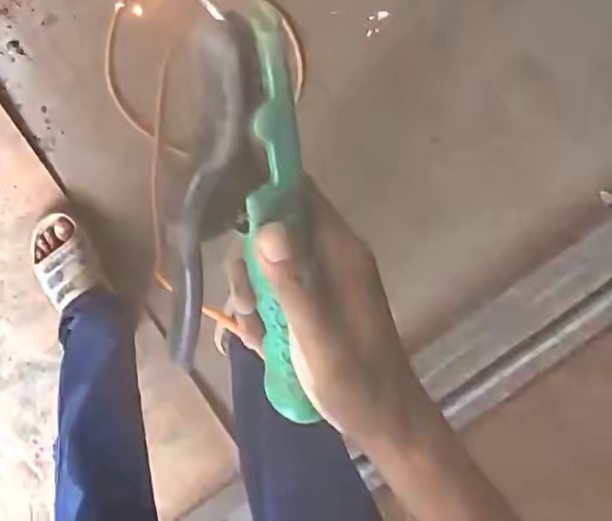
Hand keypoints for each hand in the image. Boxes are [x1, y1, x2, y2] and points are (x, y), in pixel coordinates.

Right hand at [224, 190, 435, 450]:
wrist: (385, 428)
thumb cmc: (358, 382)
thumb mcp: (320, 338)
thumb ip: (293, 282)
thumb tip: (267, 227)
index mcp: (338, 248)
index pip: (298, 190)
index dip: (262, 183)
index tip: (227, 198)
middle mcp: (326, 253)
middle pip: (271, 227)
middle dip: (249, 262)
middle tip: (248, 302)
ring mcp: (316, 277)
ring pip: (263, 260)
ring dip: (249, 292)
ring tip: (255, 331)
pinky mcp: (307, 299)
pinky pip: (269, 287)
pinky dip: (258, 311)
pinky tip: (261, 341)